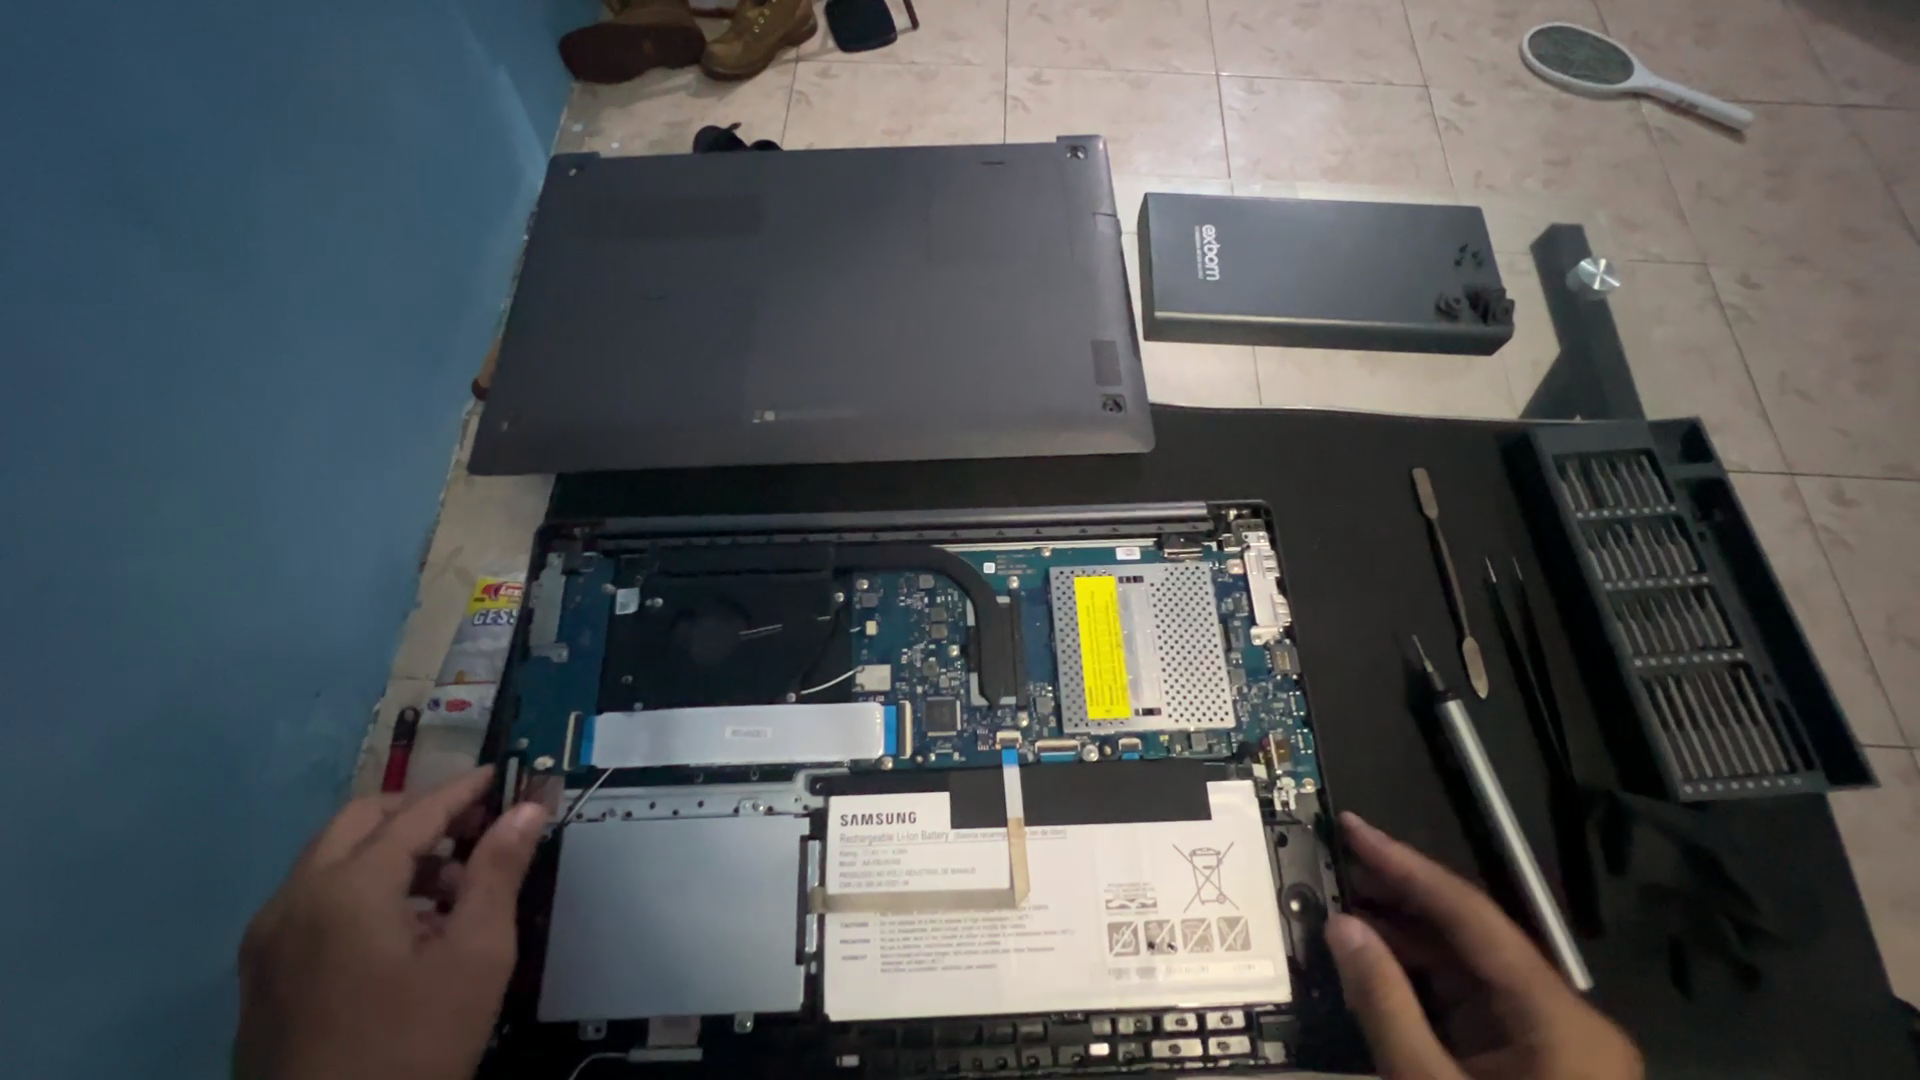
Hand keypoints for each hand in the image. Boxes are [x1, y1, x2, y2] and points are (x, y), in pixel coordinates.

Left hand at [235, 767, 548, 1079]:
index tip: (503, 775)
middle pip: (359, 821)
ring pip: (332, 859)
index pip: (415, 812)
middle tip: (477, 828)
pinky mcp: (260, 975)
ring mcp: (267, 940)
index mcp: (346, 889)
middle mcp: (293, 900)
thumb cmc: (415, 1045)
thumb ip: (499, 871)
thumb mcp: (477, 955)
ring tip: (452, 887)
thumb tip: (527, 809)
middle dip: (421, 812)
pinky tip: (406, 927)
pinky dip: (363, 885)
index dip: (464, 790)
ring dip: (392, 850)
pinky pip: (314, 900)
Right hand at [1326, 812, 1641, 1079]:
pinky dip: (1418, 981)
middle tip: (1334, 867)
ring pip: (1467, 968)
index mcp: (1557, 1019)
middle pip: (1471, 937)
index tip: (1354, 828)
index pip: (1470, 915)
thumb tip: (1343, 925)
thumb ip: (1384, 1003)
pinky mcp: (1534, 1063)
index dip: (1406, 865)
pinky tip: (1373, 967)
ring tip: (1340, 913)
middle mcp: (1563, 1017)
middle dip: (1399, 900)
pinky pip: (1469, 1002)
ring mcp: (1552, 1042)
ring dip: (1403, 940)